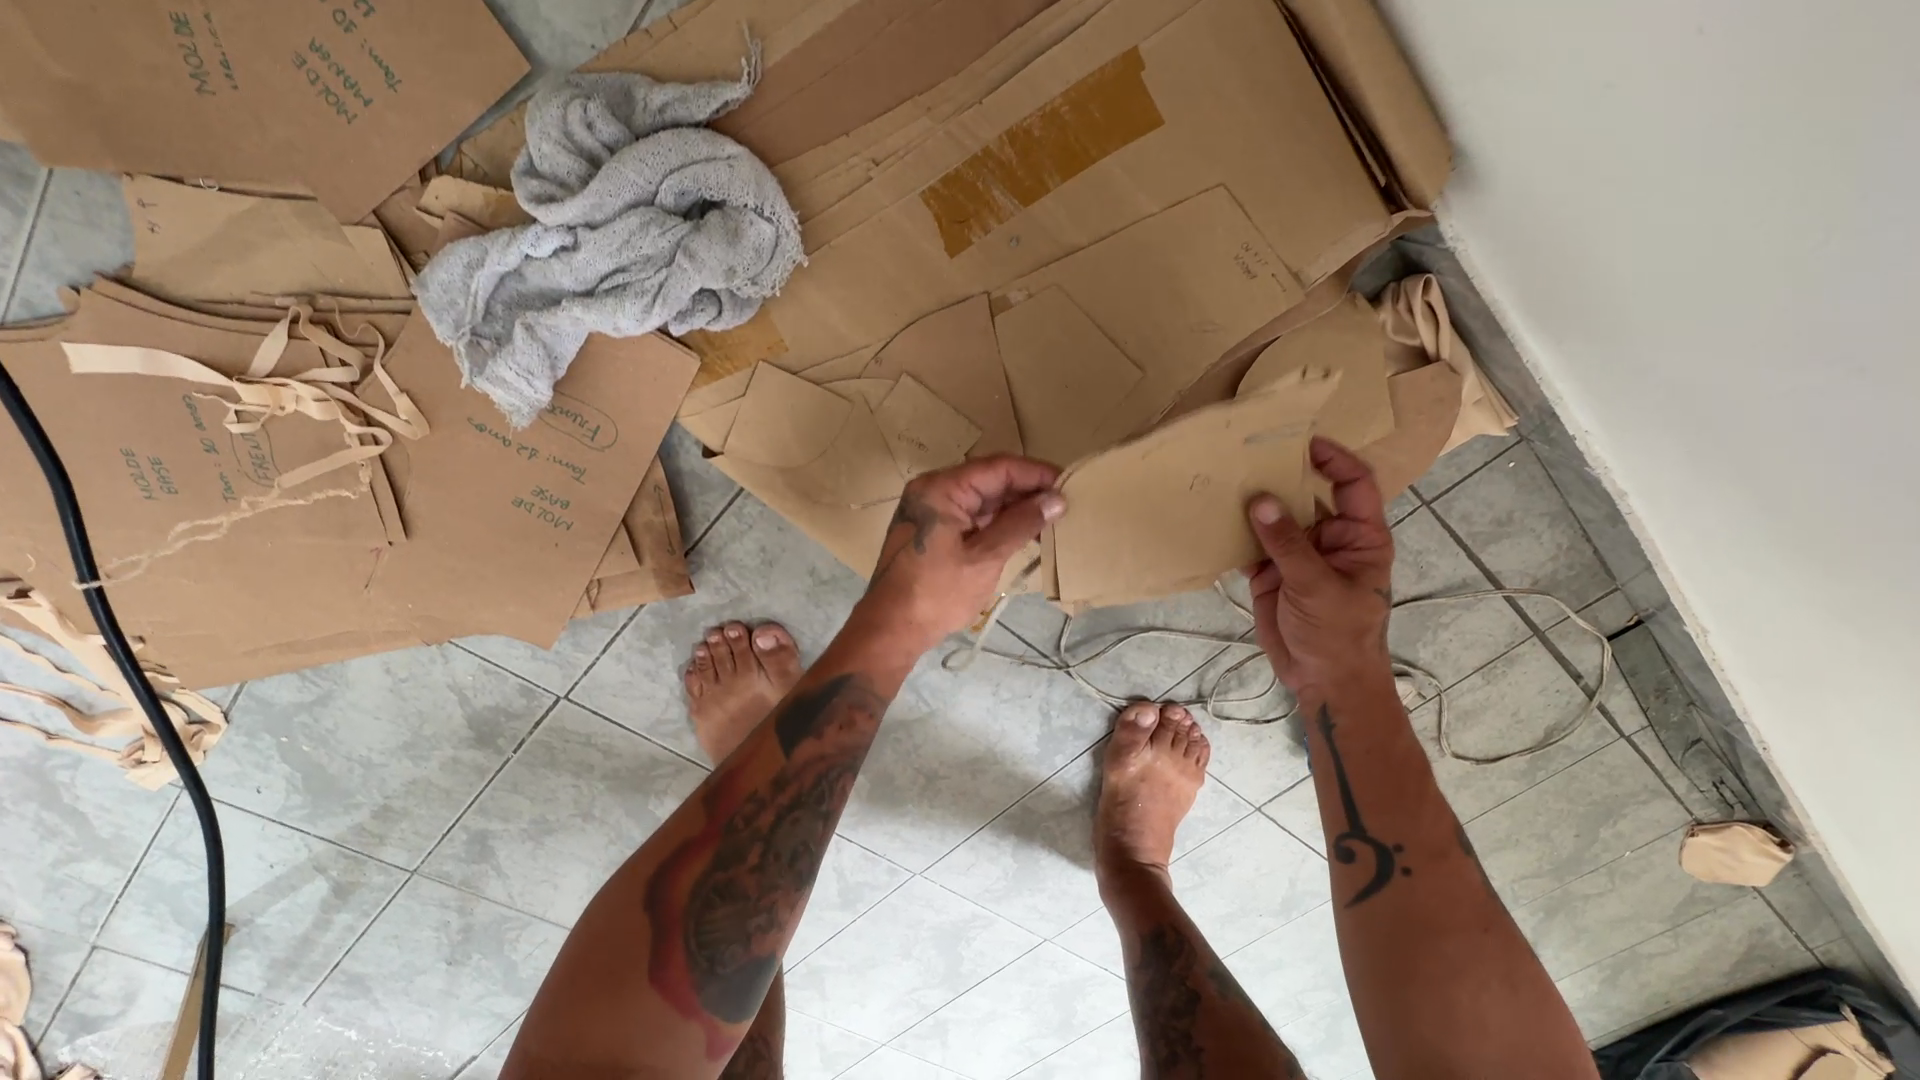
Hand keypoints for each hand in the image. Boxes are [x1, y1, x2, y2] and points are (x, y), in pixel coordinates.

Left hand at [856, 456, 1064, 653]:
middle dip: (1028, 491)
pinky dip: (998, 522)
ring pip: (982, 498)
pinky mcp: (933, 530)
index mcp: (941, 489)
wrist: (891, 629)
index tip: (1069, 483)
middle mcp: (933, 490)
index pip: (998, 467)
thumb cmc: (936, 593)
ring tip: (1052, 521)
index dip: (1036, 473)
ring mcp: (931, 510)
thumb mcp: (984, 558)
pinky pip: (972, 516)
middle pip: (989, 479)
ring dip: (1015, 508)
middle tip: (1066, 504)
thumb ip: (1020, 524)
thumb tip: (1057, 499)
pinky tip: (1025, 533)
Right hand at [1243, 437, 1395, 698]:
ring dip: (1253, 503)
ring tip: (1224, 477)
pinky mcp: (1269, 574)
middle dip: (1282, 476)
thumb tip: (1260, 499)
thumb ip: (1287, 543)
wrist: (1323, 681)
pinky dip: (1234, 533)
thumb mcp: (1317, 586)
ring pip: (1274, 519)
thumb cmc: (1339, 633)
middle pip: (1306, 495)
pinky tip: (1212, 517)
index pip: (1353, 484)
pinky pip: (1251, 545)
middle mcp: (1328, 538)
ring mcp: (1297, 555)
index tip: (1302, 441)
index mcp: (1359, 536)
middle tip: (1250, 452)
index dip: (1333, 459)